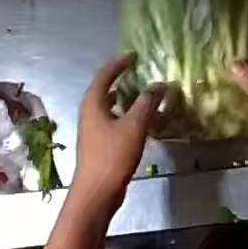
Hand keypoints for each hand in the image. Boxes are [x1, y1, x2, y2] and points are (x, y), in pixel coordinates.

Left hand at [71, 54, 162, 205]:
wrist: (96, 193)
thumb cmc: (112, 156)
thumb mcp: (134, 126)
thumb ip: (147, 103)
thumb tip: (158, 84)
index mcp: (93, 103)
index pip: (104, 75)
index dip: (119, 63)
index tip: (135, 55)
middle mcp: (89, 113)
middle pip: (104, 88)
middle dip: (121, 78)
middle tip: (139, 72)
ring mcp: (92, 129)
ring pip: (108, 106)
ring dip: (124, 98)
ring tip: (142, 93)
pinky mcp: (98, 144)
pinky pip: (112, 120)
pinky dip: (125, 114)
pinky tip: (138, 121)